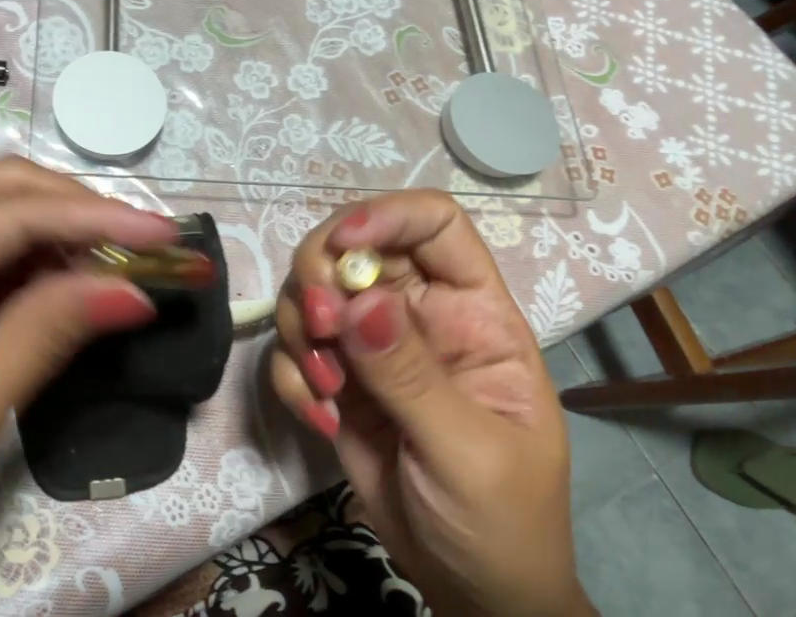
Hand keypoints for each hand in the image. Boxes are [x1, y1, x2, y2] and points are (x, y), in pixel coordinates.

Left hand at [0, 159, 176, 616]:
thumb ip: (43, 337)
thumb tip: (132, 287)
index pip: (3, 214)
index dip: (88, 216)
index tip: (163, 236)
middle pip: (0, 194)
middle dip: (79, 209)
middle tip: (152, 244)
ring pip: (2, 219)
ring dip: (69, 231)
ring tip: (134, 260)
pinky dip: (50, 263)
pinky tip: (89, 280)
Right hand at [271, 192, 591, 616]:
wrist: (472, 592)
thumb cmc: (503, 522)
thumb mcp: (469, 454)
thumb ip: (412, 376)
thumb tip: (361, 301)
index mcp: (474, 314)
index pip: (436, 226)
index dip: (387, 216)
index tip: (341, 250)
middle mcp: (418, 315)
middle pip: (354, 248)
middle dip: (320, 277)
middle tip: (318, 330)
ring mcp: (373, 347)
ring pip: (312, 293)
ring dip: (301, 333)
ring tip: (325, 393)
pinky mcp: (338, 381)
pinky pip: (295, 350)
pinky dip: (292, 377)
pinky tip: (318, 421)